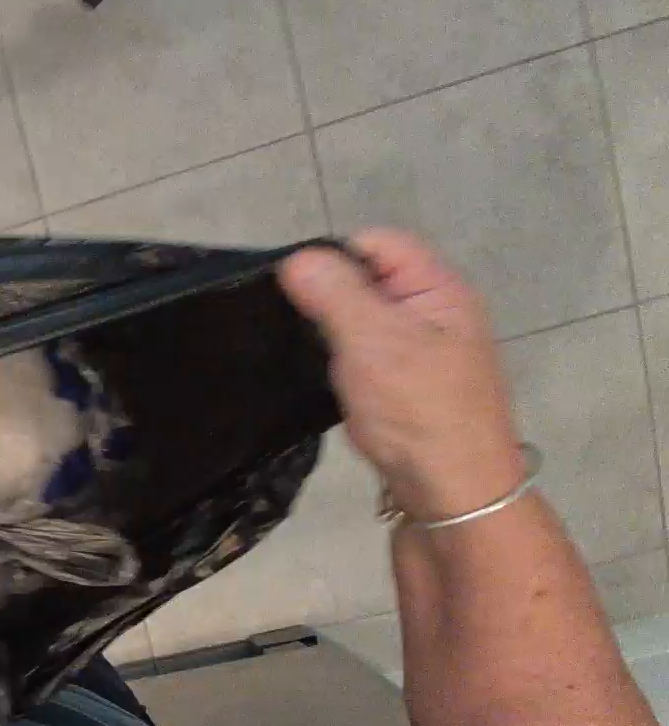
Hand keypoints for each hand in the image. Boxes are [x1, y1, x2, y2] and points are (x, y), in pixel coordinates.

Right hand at [277, 229, 525, 520]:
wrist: (446, 481)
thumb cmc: (416, 407)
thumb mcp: (374, 343)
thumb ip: (337, 295)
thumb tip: (295, 258)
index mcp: (436, 290)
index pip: (376, 244)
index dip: (329, 256)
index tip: (286, 289)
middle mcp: (427, 309)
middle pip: (363, 275)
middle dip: (319, 289)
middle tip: (278, 318)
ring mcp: (411, 343)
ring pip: (354, 311)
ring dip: (319, 321)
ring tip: (285, 341)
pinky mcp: (391, 373)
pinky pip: (352, 342)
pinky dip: (326, 347)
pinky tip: (305, 364)